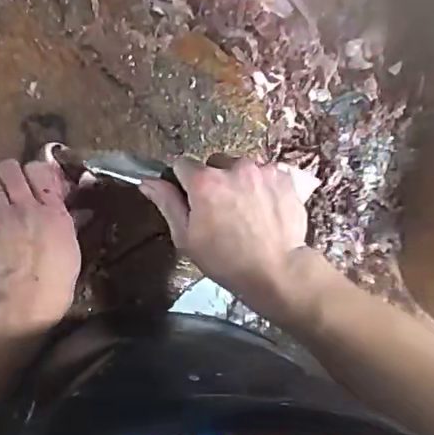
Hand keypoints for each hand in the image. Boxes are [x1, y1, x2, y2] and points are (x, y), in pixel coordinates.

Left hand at [0, 159, 79, 333]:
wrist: (25, 302)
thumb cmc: (55, 282)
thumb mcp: (71, 249)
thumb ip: (67, 224)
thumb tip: (71, 211)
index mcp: (52, 211)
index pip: (38, 169)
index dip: (34, 172)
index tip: (33, 183)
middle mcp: (24, 206)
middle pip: (9, 167)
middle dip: (8, 173)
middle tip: (10, 187)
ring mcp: (0, 216)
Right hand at [137, 156, 326, 314]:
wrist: (277, 271)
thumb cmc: (227, 261)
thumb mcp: (187, 238)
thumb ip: (167, 204)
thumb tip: (148, 182)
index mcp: (204, 182)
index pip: (182, 164)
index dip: (183, 183)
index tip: (191, 201)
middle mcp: (234, 168)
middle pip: (215, 163)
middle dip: (214, 182)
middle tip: (221, 212)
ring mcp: (263, 171)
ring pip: (242, 168)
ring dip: (240, 183)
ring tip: (246, 214)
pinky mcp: (285, 178)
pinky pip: (267, 174)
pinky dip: (264, 187)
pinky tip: (265, 211)